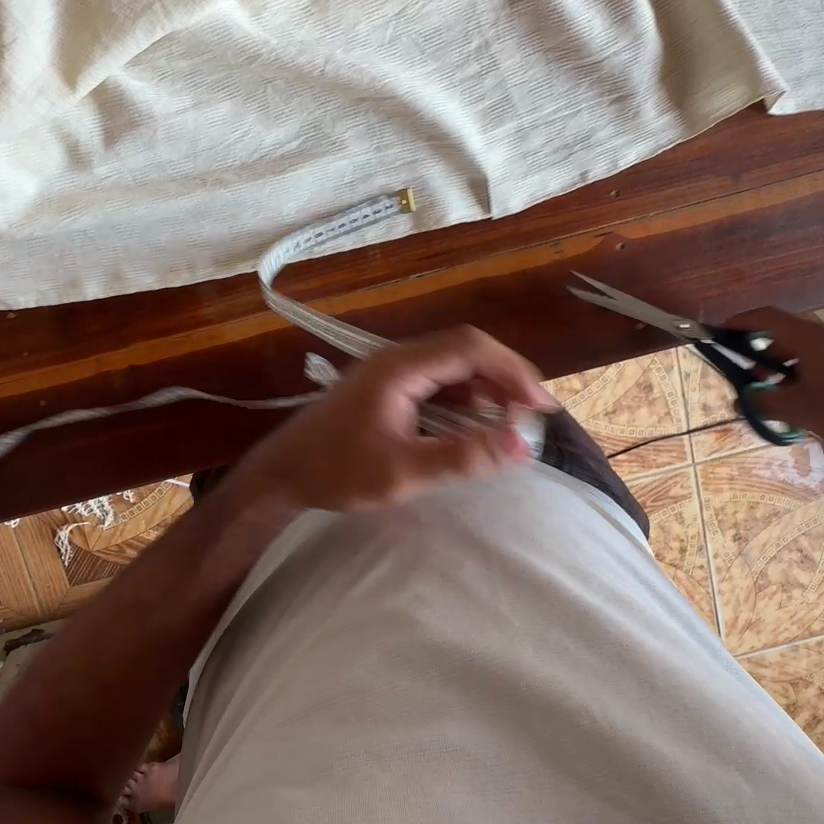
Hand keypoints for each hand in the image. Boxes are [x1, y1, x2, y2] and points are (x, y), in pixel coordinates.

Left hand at [227, 326, 558, 511]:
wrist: (282, 475)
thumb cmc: (337, 471)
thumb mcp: (403, 473)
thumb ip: (462, 458)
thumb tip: (522, 447)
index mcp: (399, 368)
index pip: (469, 349)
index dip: (512, 371)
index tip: (540, 406)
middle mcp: (396, 360)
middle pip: (464, 351)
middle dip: (504, 379)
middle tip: (532, 415)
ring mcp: (389, 372)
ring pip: (451, 366)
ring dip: (484, 390)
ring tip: (508, 423)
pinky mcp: (385, 389)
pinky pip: (435, 383)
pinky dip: (462, 400)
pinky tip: (472, 427)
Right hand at [729, 306, 823, 461]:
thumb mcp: (797, 411)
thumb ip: (763, 402)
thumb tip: (744, 399)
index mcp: (813, 338)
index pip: (768, 317)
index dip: (742, 322)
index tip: (723, 332)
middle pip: (793, 333)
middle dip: (767, 352)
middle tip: (755, 376)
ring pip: (818, 348)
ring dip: (795, 365)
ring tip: (789, 393)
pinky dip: (819, 370)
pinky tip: (823, 399)